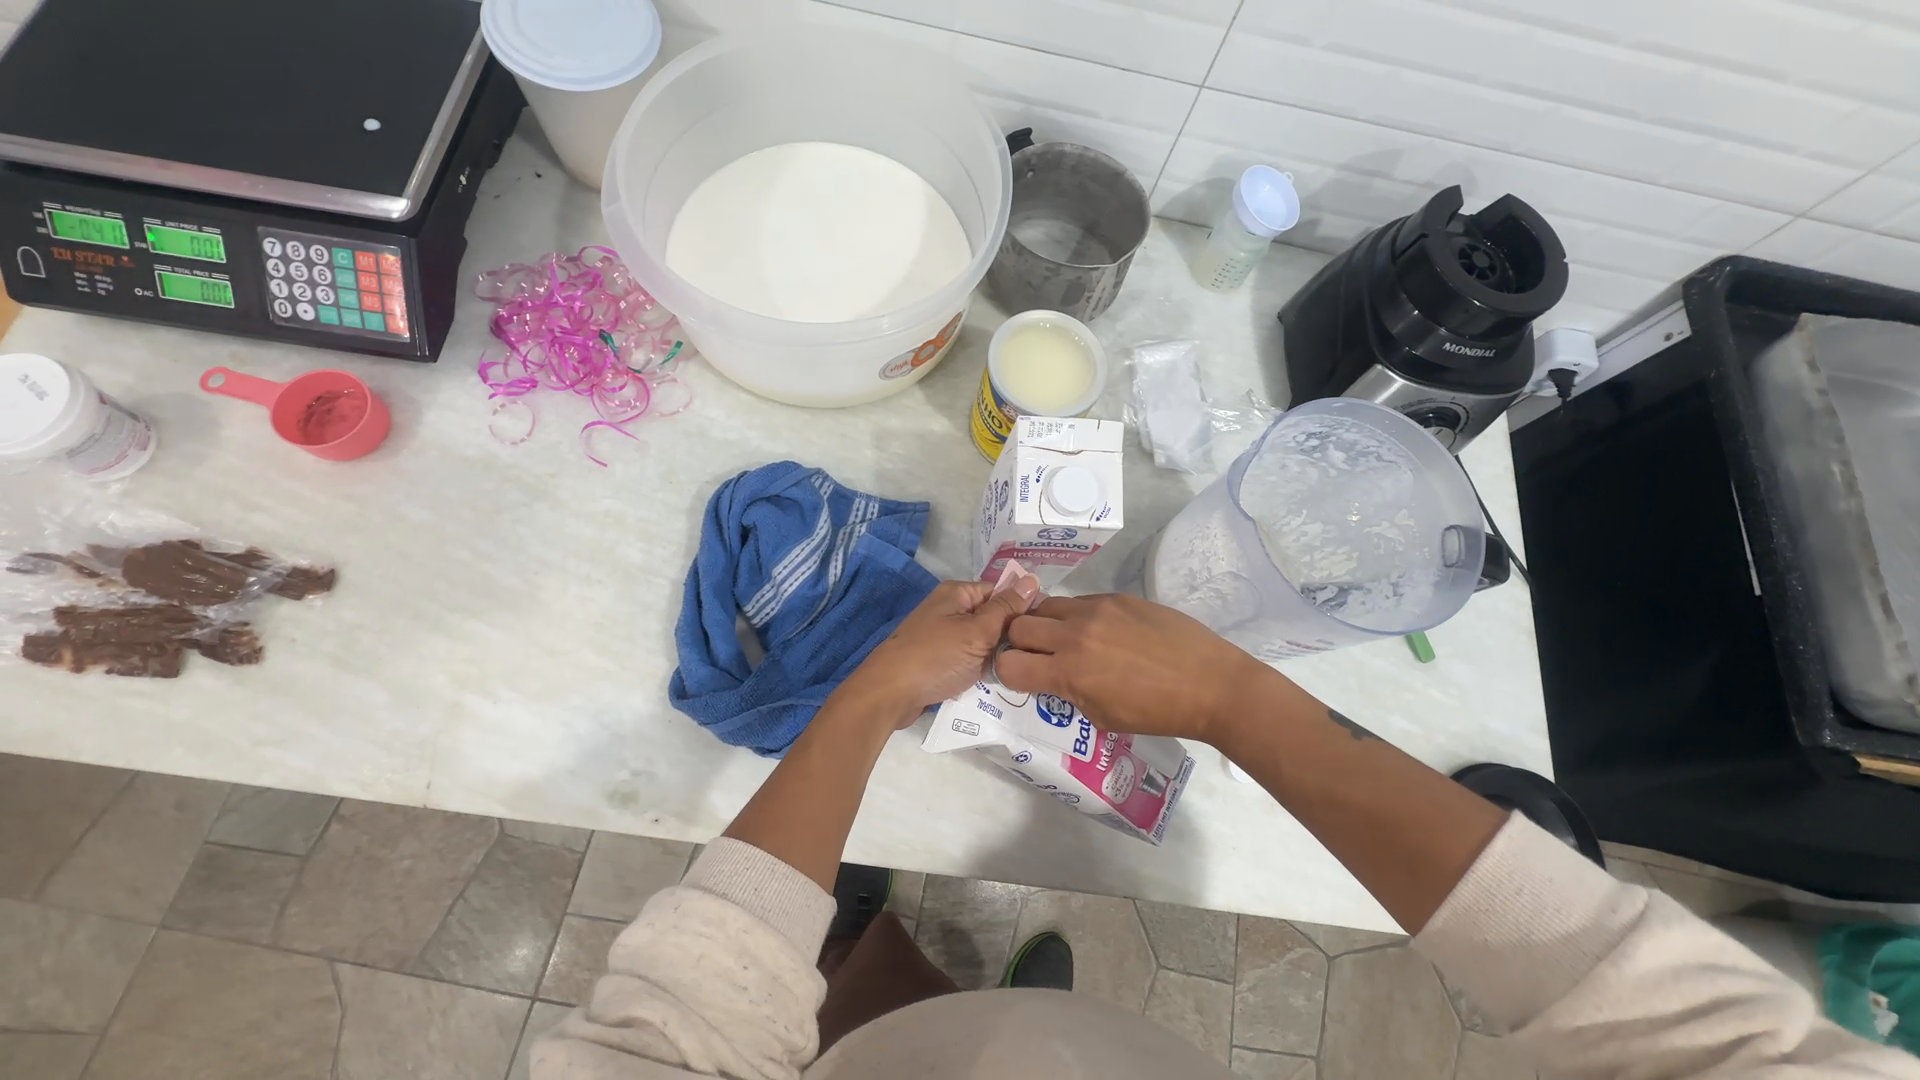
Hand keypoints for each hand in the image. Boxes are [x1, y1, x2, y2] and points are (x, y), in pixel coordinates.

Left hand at [846, 578, 1041, 723]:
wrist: (890, 694)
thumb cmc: (935, 657)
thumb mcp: (977, 632)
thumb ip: (1006, 608)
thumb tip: (1033, 580)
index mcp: (957, 594)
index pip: (1000, 592)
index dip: (1024, 608)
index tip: (1047, 629)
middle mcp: (948, 610)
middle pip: (992, 618)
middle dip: (1011, 636)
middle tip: (1039, 655)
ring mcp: (942, 637)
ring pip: (981, 643)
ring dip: (997, 657)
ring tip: (1024, 671)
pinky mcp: (938, 661)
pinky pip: (968, 660)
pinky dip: (980, 671)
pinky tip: (999, 684)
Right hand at [994, 593, 1280, 744]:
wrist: (1211, 684)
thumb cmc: (1157, 713)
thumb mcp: (1103, 717)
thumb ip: (1067, 694)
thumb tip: (1051, 679)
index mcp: (1069, 672)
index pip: (1008, 665)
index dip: (1008, 673)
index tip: (1021, 677)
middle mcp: (1074, 634)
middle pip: (1017, 626)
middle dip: (1019, 643)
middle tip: (1037, 655)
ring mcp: (1096, 609)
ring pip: (1044, 605)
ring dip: (1044, 623)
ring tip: (1063, 638)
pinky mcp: (1117, 597)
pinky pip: (1079, 600)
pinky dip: (1076, 615)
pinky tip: (1098, 631)